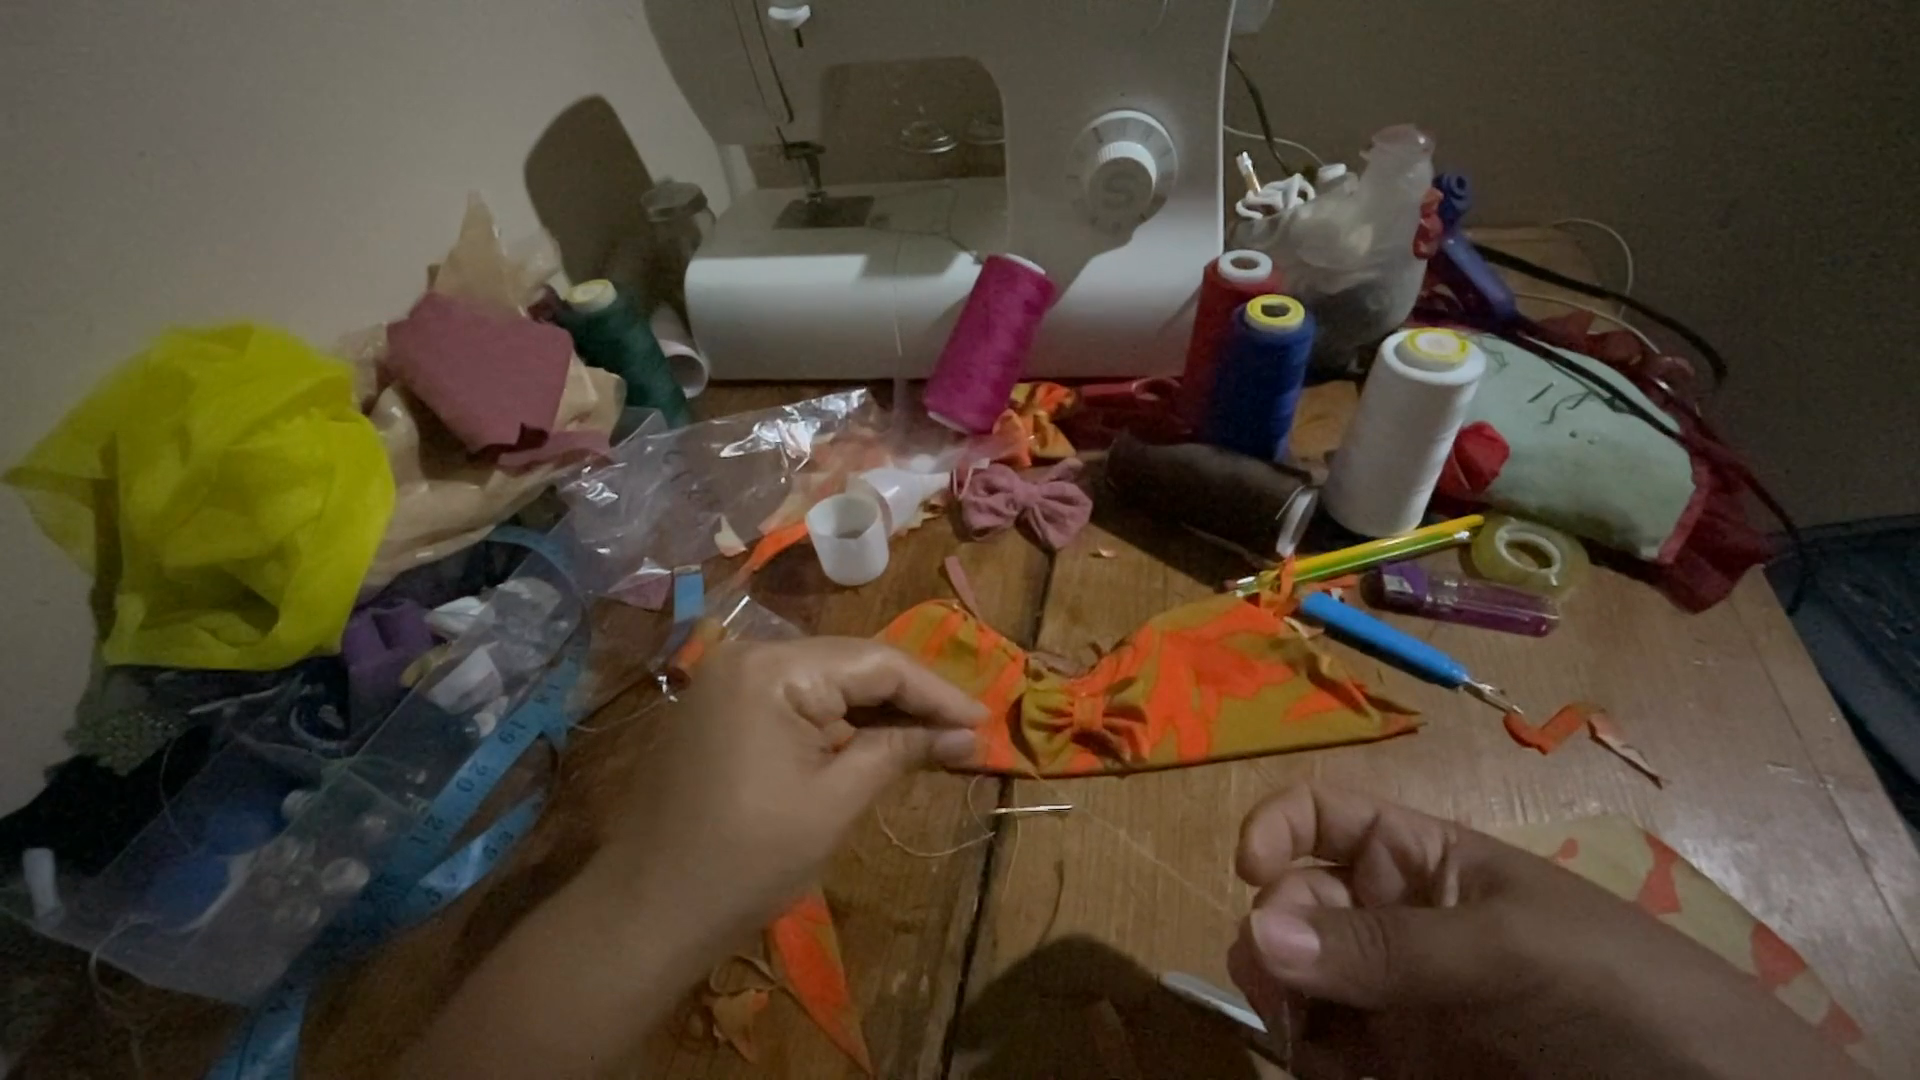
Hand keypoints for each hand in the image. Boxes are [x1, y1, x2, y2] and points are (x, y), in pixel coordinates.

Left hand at [595, 636, 984, 950]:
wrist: (645, 914)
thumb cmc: (746, 861)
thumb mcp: (836, 801)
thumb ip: (902, 752)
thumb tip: (967, 735)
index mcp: (774, 668)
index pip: (877, 662)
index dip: (937, 692)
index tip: (984, 719)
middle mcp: (750, 656)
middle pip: (853, 664)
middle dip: (911, 699)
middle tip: (965, 730)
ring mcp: (731, 679)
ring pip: (828, 680)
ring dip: (879, 710)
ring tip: (934, 737)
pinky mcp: (725, 707)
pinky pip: (798, 700)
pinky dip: (840, 721)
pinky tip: (878, 740)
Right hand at [1228, 786, 1867, 1079]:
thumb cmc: (1627, 993)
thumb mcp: (1511, 951)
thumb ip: (1386, 947)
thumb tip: (1254, 933)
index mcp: (1419, 860)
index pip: (1321, 817)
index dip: (1275, 828)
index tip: (1249, 870)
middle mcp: (1392, 920)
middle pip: (1292, 903)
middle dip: (1274, 936)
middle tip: (1286, 989)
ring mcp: (1394, 997)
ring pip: (1295, 979)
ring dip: (1283, 1004)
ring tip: (1309, 1044)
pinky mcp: (1401, 1068)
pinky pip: (1325, 1051)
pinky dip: (1311, 1059)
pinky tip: (1333, 1074)